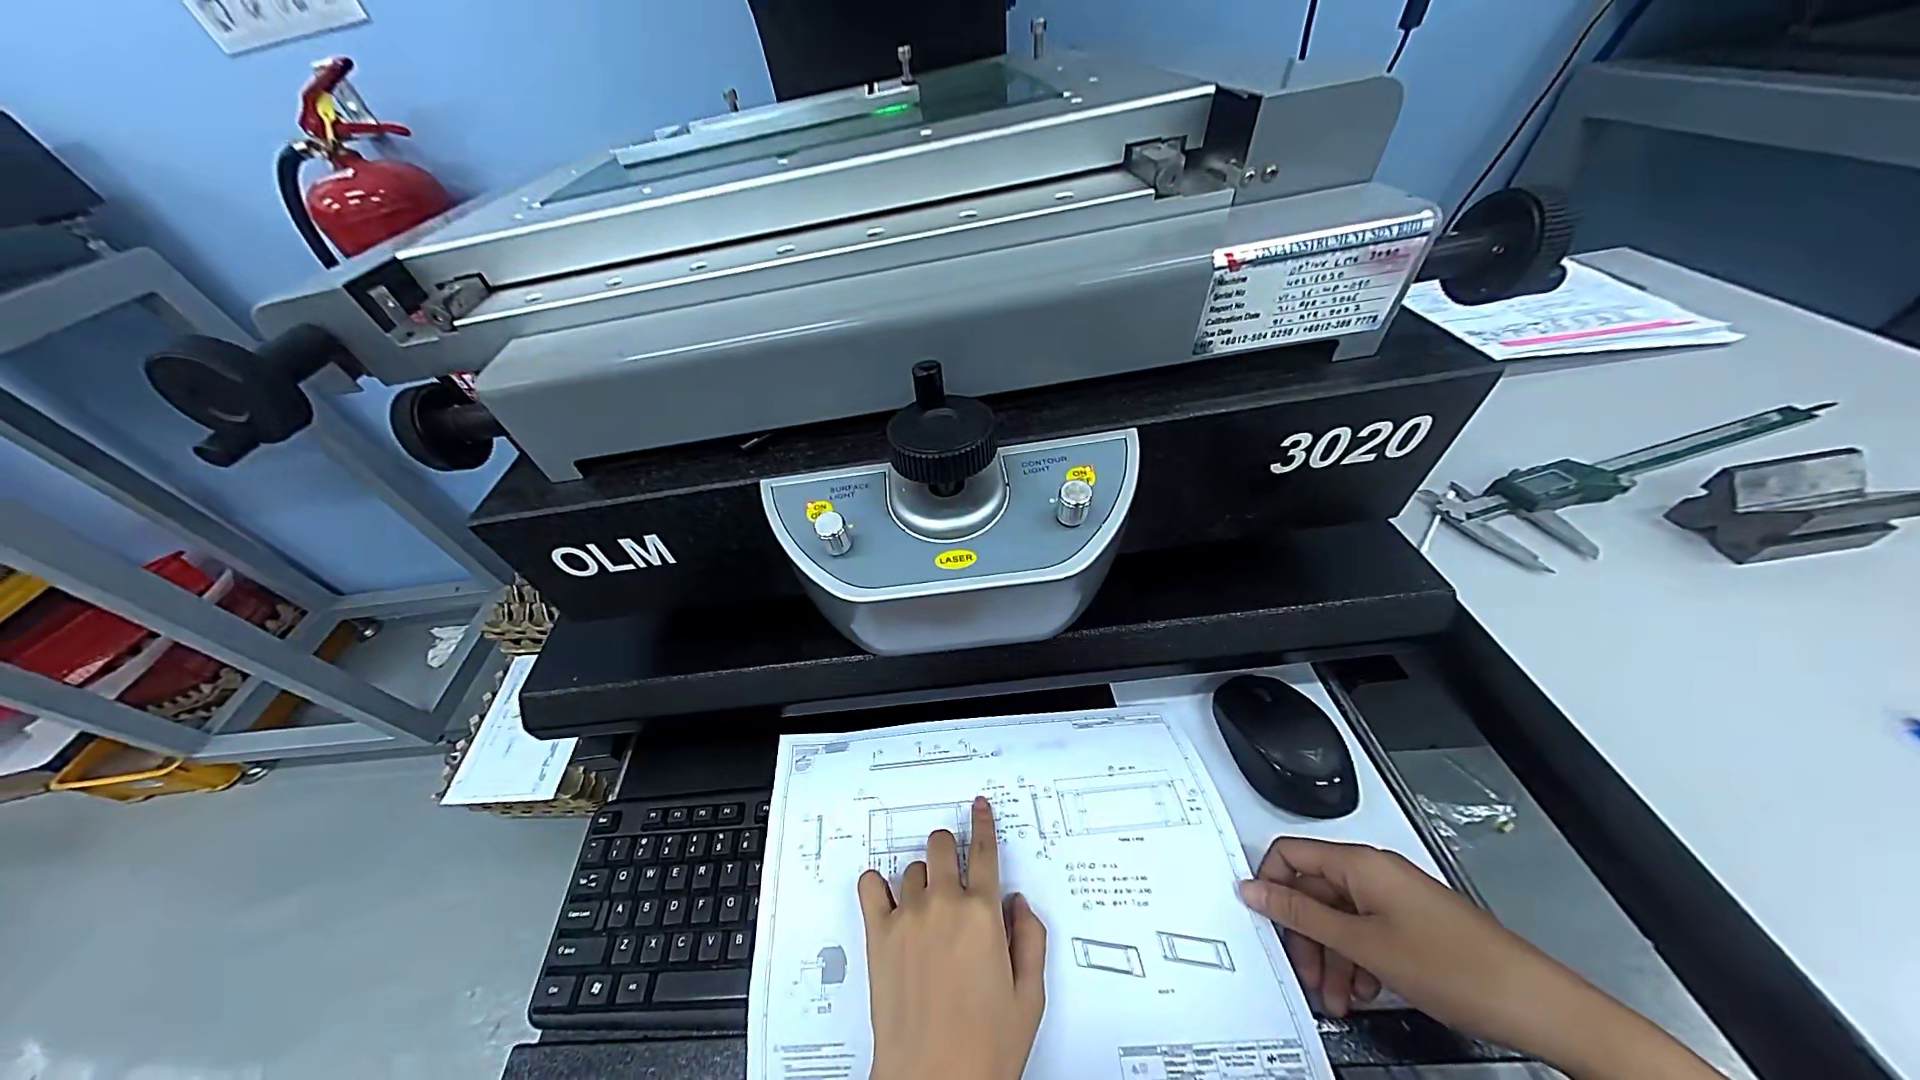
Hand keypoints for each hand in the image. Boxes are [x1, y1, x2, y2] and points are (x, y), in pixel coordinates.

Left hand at [860, 796, 1047, 1079]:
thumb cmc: (983, 1047)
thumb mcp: (1029, 995)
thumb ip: (1031, 938)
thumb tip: (1019, 904)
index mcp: (983, 914)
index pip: (984, 850)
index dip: (983, 823)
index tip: (980, 808)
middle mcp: (944, 905)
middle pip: (942, 845)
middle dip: (951, 848)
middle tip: (954, 867)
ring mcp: (908, 917)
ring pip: (912, 866)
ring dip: (923, 875)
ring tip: (929, 903)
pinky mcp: (878, 935)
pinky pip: (870, 885)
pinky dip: (878, 884)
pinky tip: (889, 897)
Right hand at [1240, 838, 1722, 1079]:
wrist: (1538, 1007)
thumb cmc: (1462, 969)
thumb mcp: (1363, 945)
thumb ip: (1300, 915)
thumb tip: (1255, 891)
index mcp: (1359, 862)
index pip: (1289, 854)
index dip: (1270, 884)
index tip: (1261, 916)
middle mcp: (1375, 872)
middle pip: (1313, 890)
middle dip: (1303, 933)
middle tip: (1303, 970)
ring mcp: (1394, 898)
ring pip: (1338, 917)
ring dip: (1329, 956)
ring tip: (1335, 996)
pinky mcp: (1411, 923)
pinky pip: (1364, 932)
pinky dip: (1354, 961)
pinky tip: (1360, 992)